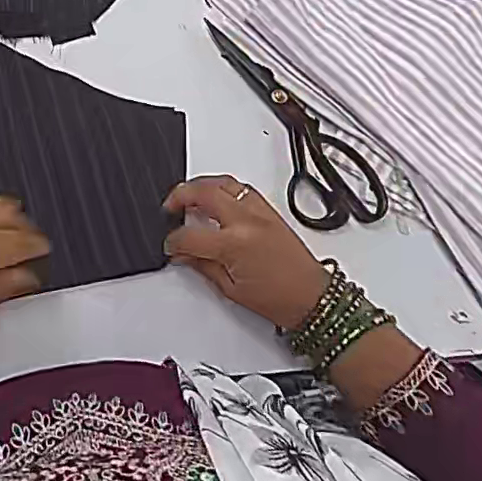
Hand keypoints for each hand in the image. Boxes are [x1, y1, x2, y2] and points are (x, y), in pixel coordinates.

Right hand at [164, 175, 329, 328]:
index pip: (189, 235)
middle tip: (169, 207)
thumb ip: (201, 265)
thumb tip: (183, 254)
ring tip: (189, 197)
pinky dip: (224, 188)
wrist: (312, 298)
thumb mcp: (230, 288)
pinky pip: (242, 188)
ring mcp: (259, 212)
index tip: (170, 245)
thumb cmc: (279, 298)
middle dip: (179, 197)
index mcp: (233, 244)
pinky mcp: (270, 211)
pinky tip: (216, 198)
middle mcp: (246, 221)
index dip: (173, 241)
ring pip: (223, 182)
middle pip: (202, 193)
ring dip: (201, 186)